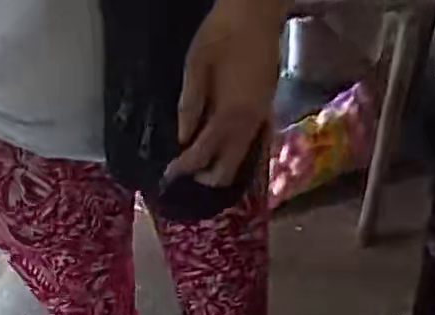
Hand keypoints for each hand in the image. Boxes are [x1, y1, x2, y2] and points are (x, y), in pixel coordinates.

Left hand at [166, 0, 285, 186]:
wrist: (257, 9)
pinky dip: (231, 153)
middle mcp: (247, 124)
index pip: (203, 156)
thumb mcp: (196, 65)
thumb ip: (189, 104)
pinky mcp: (265, 110)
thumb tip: (182, 139)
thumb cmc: (222, 32)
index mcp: (229, 114)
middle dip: (205, 177)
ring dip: (219, 167)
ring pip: (239, 162)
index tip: (169, 174)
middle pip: (226, 172)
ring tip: (200, 160)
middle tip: (186, 171)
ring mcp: (259, 119)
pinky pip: (248, 145)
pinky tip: (219, 143)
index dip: (183, 169)